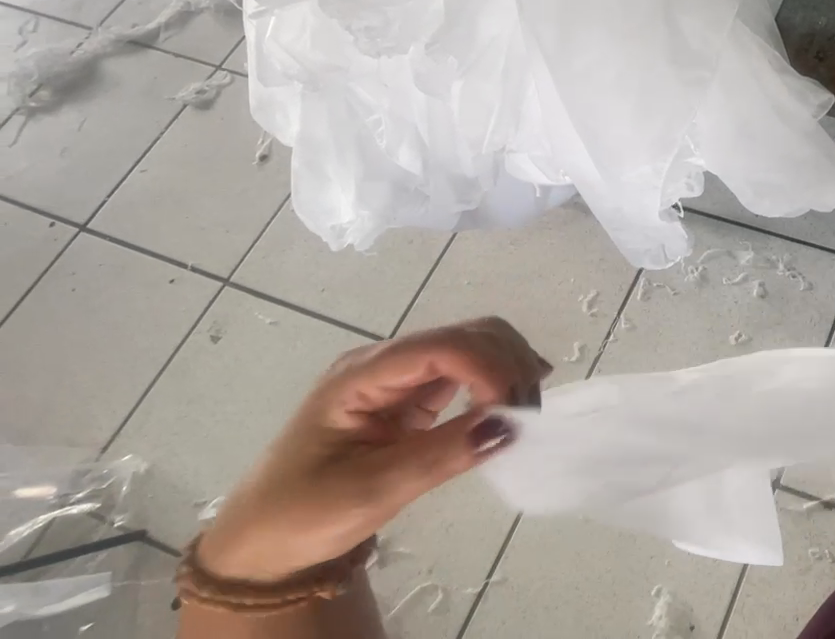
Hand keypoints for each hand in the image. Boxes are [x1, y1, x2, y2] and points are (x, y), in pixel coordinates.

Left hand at [195, 317, 550, 583]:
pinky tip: (519, 399)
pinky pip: (473, 368)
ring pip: (479, 343)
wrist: (265, 543)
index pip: (443, 347)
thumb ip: (442, 455)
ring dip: (512, 368)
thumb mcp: (371, 492)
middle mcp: (387, 361)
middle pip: (470, 334)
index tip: (513, 411)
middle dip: (509, 364)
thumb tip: (510, 425)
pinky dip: (504, 377)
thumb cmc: (304, 515)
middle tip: (527, 414)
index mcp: (361, 376)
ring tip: (524, 412)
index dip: (489, 368)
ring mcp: (403, 374)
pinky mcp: (418, 391)